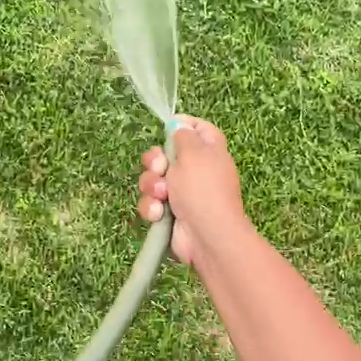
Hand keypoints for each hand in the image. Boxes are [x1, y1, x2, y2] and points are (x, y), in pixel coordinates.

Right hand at [137, 114, 250, 266]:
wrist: (206, 236)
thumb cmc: (202, 188)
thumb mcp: (193, 152)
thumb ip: (182, 134)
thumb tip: (179, 125)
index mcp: (209, 151)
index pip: (198, 128)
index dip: (182, 125)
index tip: (168, 127)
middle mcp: (196, 170)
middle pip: (165, 154)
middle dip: (155, 161)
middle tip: (160, 168)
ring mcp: (183, 193)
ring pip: (153, 179)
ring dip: (152, 186)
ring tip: (161, 195)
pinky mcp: (170, 213)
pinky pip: (151, 202)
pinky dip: (152, 207)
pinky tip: (159, 213)